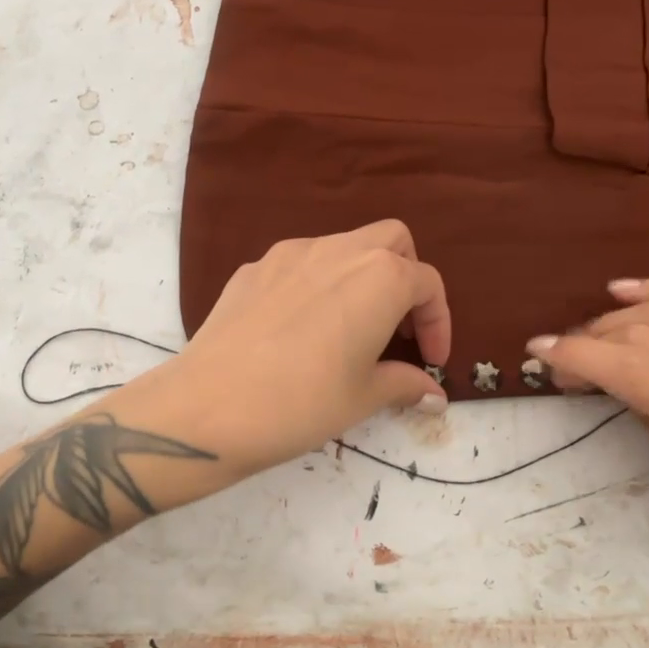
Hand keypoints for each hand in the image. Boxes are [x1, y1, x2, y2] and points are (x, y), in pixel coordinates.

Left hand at [163, 220, 451, 476]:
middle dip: (406, 276)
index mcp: (380, 277)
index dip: (439, 322)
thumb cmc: (303, 402)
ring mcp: (289, 253)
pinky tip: (301, 331)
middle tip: (399, 327)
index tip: (432, 360)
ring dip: (360, 277)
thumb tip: (431, 392)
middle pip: (391, 241)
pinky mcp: (253, 268)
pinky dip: (317, 285)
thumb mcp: (363, 397)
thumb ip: (404, 383)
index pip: (427, 283)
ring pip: (343, 246)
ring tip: (351, 330)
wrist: (209, 406)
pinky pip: (300, 265)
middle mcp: (338, 250)